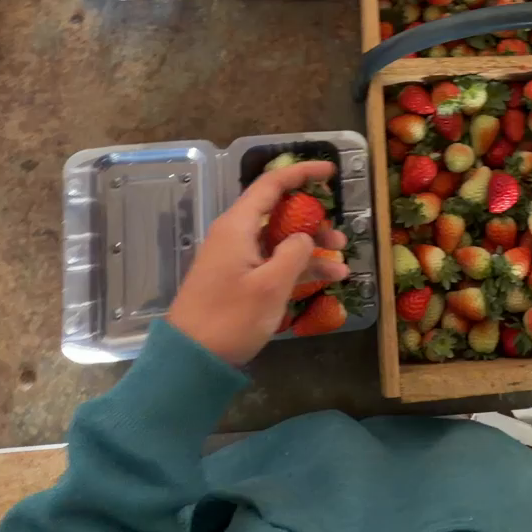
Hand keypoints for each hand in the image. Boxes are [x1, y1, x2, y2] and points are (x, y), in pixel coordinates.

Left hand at [166, 160, 348, 365]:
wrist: (190, 360)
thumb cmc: (230, 318)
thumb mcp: (271, 286)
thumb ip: (295, 253)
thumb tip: (305, 238)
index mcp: (238, 226)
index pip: (272, 185)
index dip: (303, 173)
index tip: (332, 171)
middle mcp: (236, 234)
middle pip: (279, 211)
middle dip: (313, 219)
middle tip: (340, 235)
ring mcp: (237, 257)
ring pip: (280, 238)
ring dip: (311, 246)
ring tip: (341, 261)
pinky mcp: (238, 278)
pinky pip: (274, 260)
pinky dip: (299, 265)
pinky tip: (328, 277)